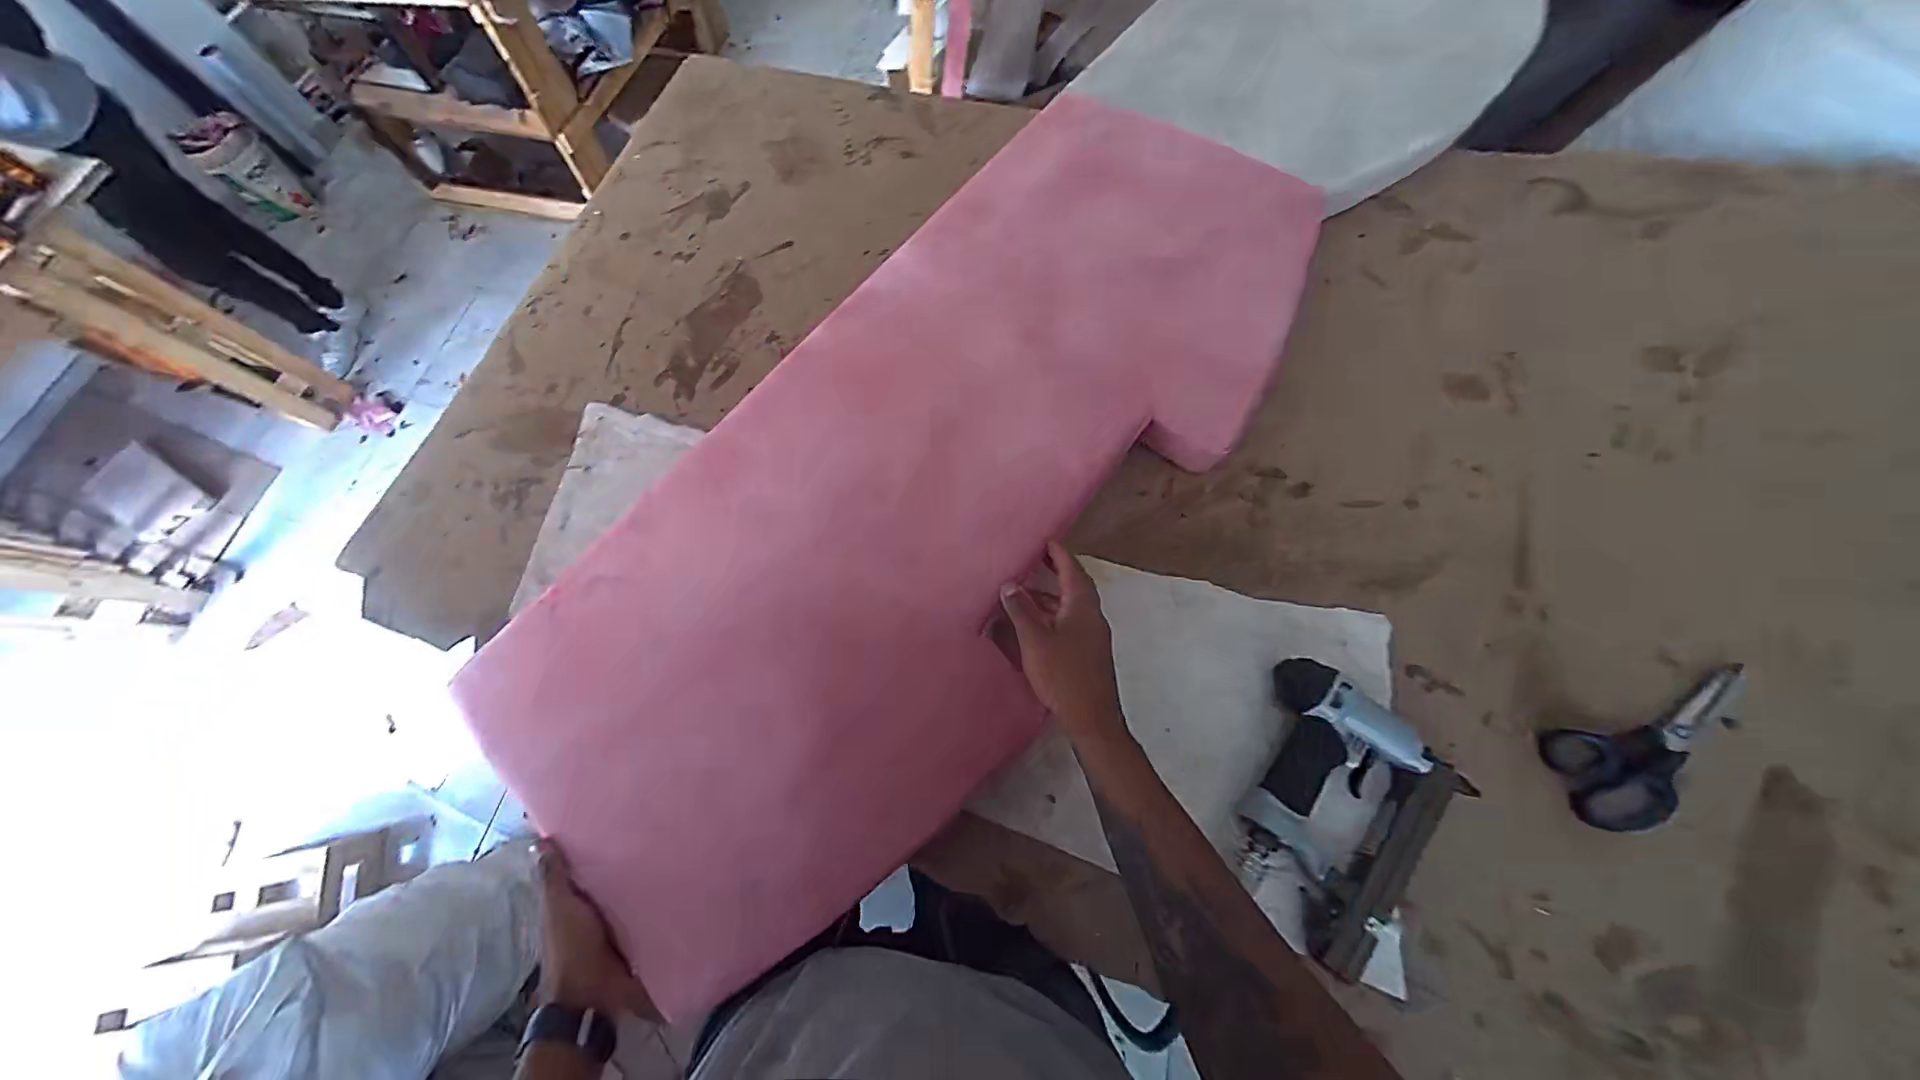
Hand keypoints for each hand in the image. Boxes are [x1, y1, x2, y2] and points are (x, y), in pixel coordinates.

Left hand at [534, 838, 656, 1019]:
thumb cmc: (572, 947)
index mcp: (572, 903)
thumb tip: (540, 840)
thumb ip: (555, 877)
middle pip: (610, 881)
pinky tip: (678, 883)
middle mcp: (594, 912)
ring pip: (631, 896)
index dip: (597, 846)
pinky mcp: (638, 937)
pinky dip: (659, 902)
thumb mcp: (560, 908)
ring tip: (673, 850)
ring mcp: (617, 926)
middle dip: (628, 861)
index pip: (585, 868)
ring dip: (646, 881)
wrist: (594, 994)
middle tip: (654, 831)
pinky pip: (649, 913)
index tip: (619, 820)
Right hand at [999, 541, 1127, 741]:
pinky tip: (1034, 625)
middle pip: (1073, 586)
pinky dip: (1051, 616)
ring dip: (1049, 597)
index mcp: (1082, 606)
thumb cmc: (1063, 675)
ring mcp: (1092, 635)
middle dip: (1054, 572)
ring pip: (1069, 607)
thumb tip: (1010, 584)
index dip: (1058, 553)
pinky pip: (1069, 622)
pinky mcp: (1088, 652)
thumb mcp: (1035, 640)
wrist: (1092, 718)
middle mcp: (1091, 616)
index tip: (1045, 540)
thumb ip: (1021, 610)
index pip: (1072, 570)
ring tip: (1023, 593)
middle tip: (1034, 560)